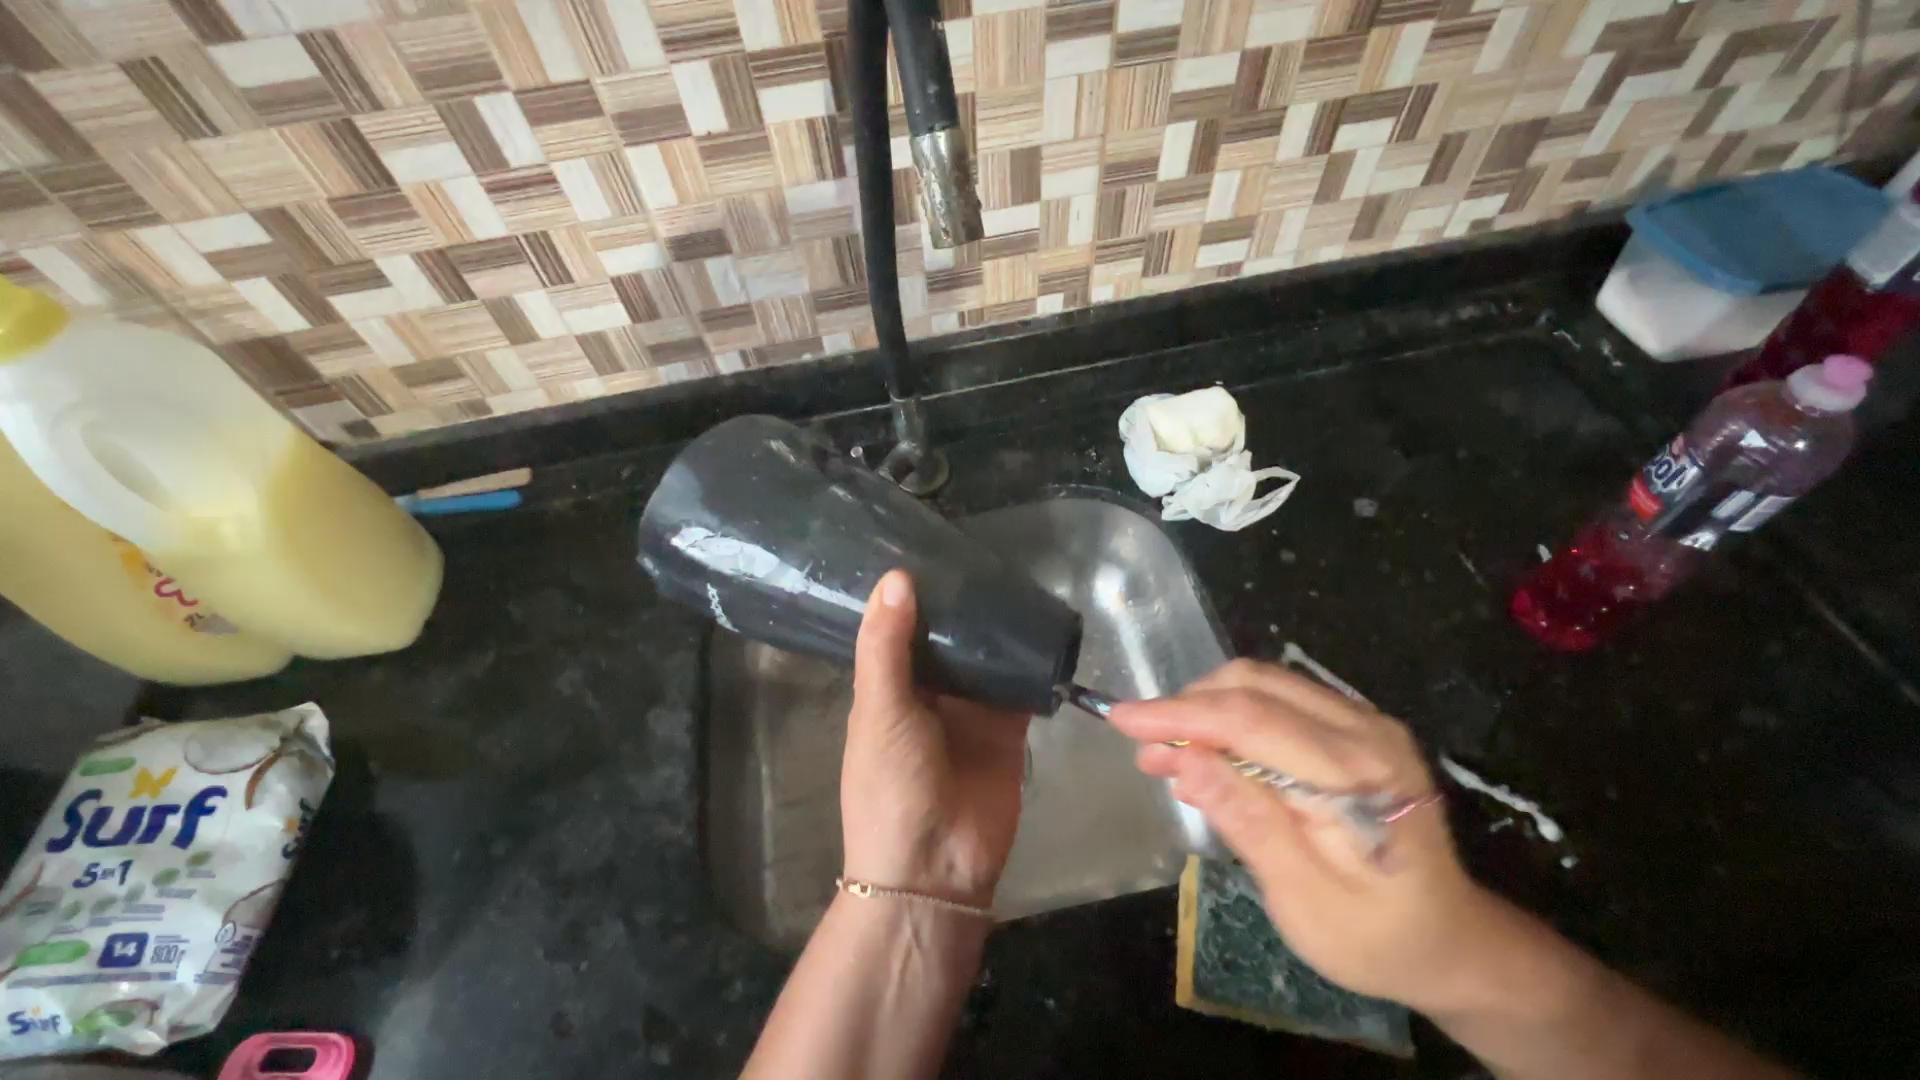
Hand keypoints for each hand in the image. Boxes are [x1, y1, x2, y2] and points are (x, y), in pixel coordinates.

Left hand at [840, 570, 1030, 907]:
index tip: (933, 546)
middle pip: (948, 639)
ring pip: (986, 657)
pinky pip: (1021, 687)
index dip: (913, 594)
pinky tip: (1044, 626)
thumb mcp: (879, 711)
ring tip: (1019, 578)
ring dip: (998, 629)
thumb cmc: (890, 785)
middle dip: (963, 606)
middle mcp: (929, 693)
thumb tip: (896, 577)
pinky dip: (1030, 663)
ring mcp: (970, 711)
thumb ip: (886, 647)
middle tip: (987, 553)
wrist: (934, 866)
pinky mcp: (1008, 729)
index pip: (900, 629)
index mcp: (887, 687)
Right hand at [1109, 659, 1506, 1011]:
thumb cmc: (1377, 936)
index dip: (1181, 715)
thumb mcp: (1306, 900)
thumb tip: (1186, 762)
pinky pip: (1278, 700)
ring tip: (1164, 753)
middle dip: (1187, 709)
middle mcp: (1366, 730)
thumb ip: (1250, 823)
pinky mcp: (1353, 729)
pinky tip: (1206, 753)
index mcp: (1360, 773)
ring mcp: (1363, 723)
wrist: (1450, 941)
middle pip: (1255, 686)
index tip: (1121, 719)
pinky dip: (1230, 716)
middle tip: (1143, 749)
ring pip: (1263, 684)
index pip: (1252, 720)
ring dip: (1204, 709)